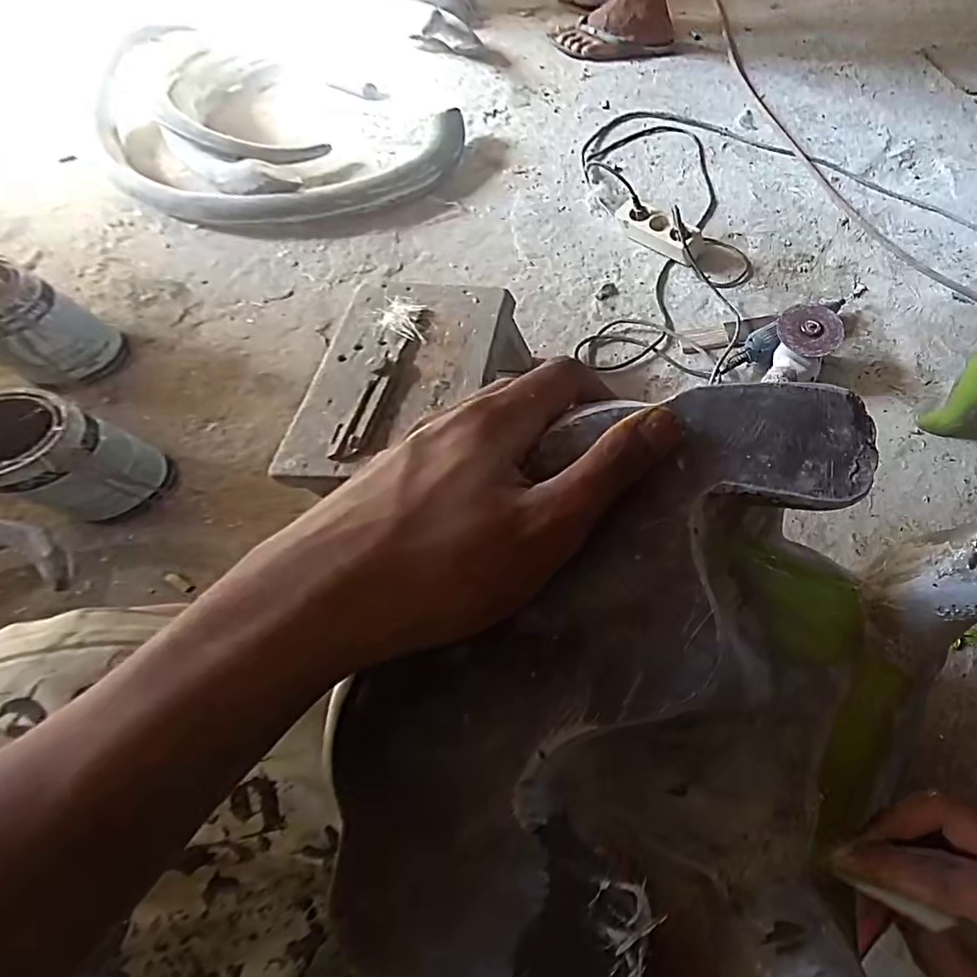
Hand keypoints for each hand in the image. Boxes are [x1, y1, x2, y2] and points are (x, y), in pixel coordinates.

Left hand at [213, 358, 679, 677]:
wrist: (311, 604)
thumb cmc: (445, 569)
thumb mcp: (547, 525)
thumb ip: (609, 470)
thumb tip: (665, 419)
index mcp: (496, 417)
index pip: (565, 373)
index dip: (605, 396)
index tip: (622, 442)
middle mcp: (452, 415)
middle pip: (524, 394)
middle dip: (567, 423)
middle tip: (582, 480)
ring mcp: (412, 444)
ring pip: (485, 426)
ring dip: (524, 446)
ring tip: (531, 503)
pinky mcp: (385, 477)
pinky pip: (451, 454)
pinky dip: (484, 468)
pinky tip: (470, 520)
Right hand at [835, 792, 976, 976]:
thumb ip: (935, 955)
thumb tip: (883, 905)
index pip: (932, 869)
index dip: (878, 864)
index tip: (837, 862)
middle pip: (942, 811)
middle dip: (889, 826)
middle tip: (854, 855)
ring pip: (953, 812)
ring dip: (907, 829)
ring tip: (874, 865)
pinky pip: (968, 828)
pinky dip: (929, 836)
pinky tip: (908, 865)